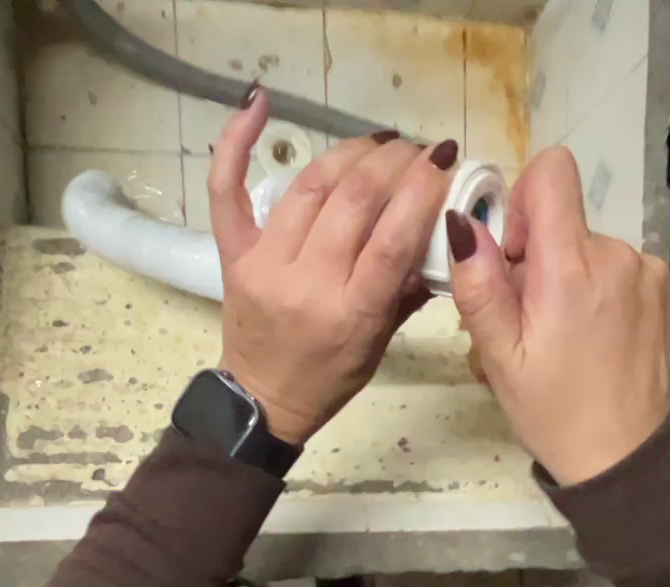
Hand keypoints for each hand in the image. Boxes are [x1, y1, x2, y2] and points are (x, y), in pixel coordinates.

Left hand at [208, 88, 458, 443]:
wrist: (263, 400)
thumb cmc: (330, 379)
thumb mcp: (380, 345)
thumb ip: (406, 290)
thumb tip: (440, 233)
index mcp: (351, 314)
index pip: (393, 237)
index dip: (423, 188)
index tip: (443, 159)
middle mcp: (307, 284)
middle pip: (354, 200)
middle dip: (392, 163)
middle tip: (412, 152)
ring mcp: (264, 265)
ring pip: (310, 186)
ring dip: (349, 152)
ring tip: (377, 144)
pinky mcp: (232, 255)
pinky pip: (227, 191)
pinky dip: (235, 142)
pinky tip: (257, 102)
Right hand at [446, 147, 669, 485]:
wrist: (620, 455)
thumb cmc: (550, 410)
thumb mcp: (499, 357)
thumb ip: (479, 286)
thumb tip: (463, 222)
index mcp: (571, 265)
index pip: (553, 171)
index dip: (523, 203)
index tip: (516, 258)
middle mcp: (619, 253)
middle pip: (567, 223)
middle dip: (542, 260)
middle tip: (536, 323)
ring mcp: (651, 271)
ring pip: (595, 250)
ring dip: (575, 280)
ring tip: (570, 338)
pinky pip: (627, 270)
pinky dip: (609, 293)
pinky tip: (603, 338)